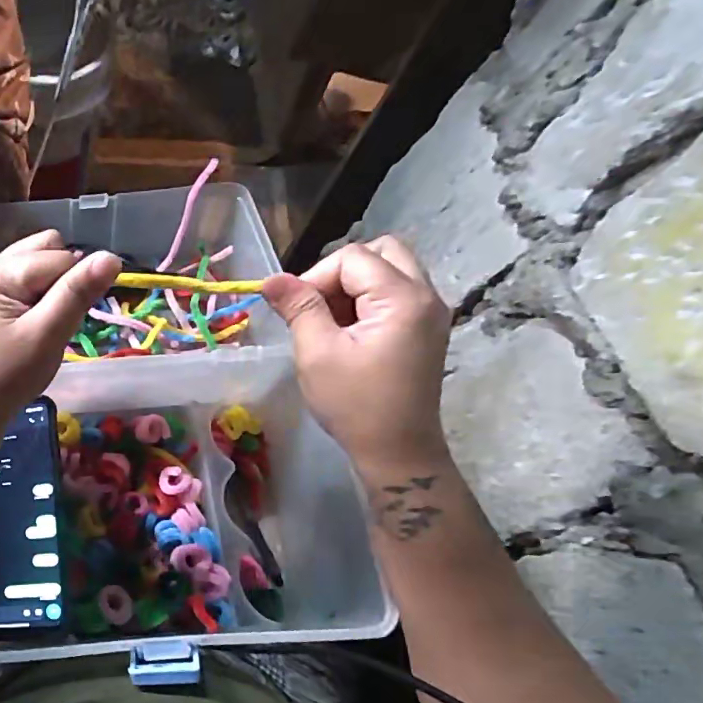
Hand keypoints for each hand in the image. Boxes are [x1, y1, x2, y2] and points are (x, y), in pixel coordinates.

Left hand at [0, 231, 121, 454]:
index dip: (77, 285)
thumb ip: (77, 293)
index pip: (61, 256)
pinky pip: (32, 281)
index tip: (70, 320)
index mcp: (0, 272)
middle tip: (57, 319)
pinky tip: (39, 323)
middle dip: (66, 279)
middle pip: (50, 250)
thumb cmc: (11, 374)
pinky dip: (44, 296)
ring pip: (43, 263)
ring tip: (49, 322)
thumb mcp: (48, 334)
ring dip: (57, 287)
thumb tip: (112, 257)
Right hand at [262, 236, 453, 469]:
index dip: (316, 277)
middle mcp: (427, 295)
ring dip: (354, 286)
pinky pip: (396, 293)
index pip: (352, 258)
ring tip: (330, 323)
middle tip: (316, 308)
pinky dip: (368, 301)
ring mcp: (431, 312)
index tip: (295, 312)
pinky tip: (348, 334)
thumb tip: (271, 279)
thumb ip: (298, 308)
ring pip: (390, 271)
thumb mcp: (317, 353)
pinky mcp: (426, 329)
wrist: (397, 450)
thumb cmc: (354, 404)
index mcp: (403, 298)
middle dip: (340, 272)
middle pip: (381, 252)